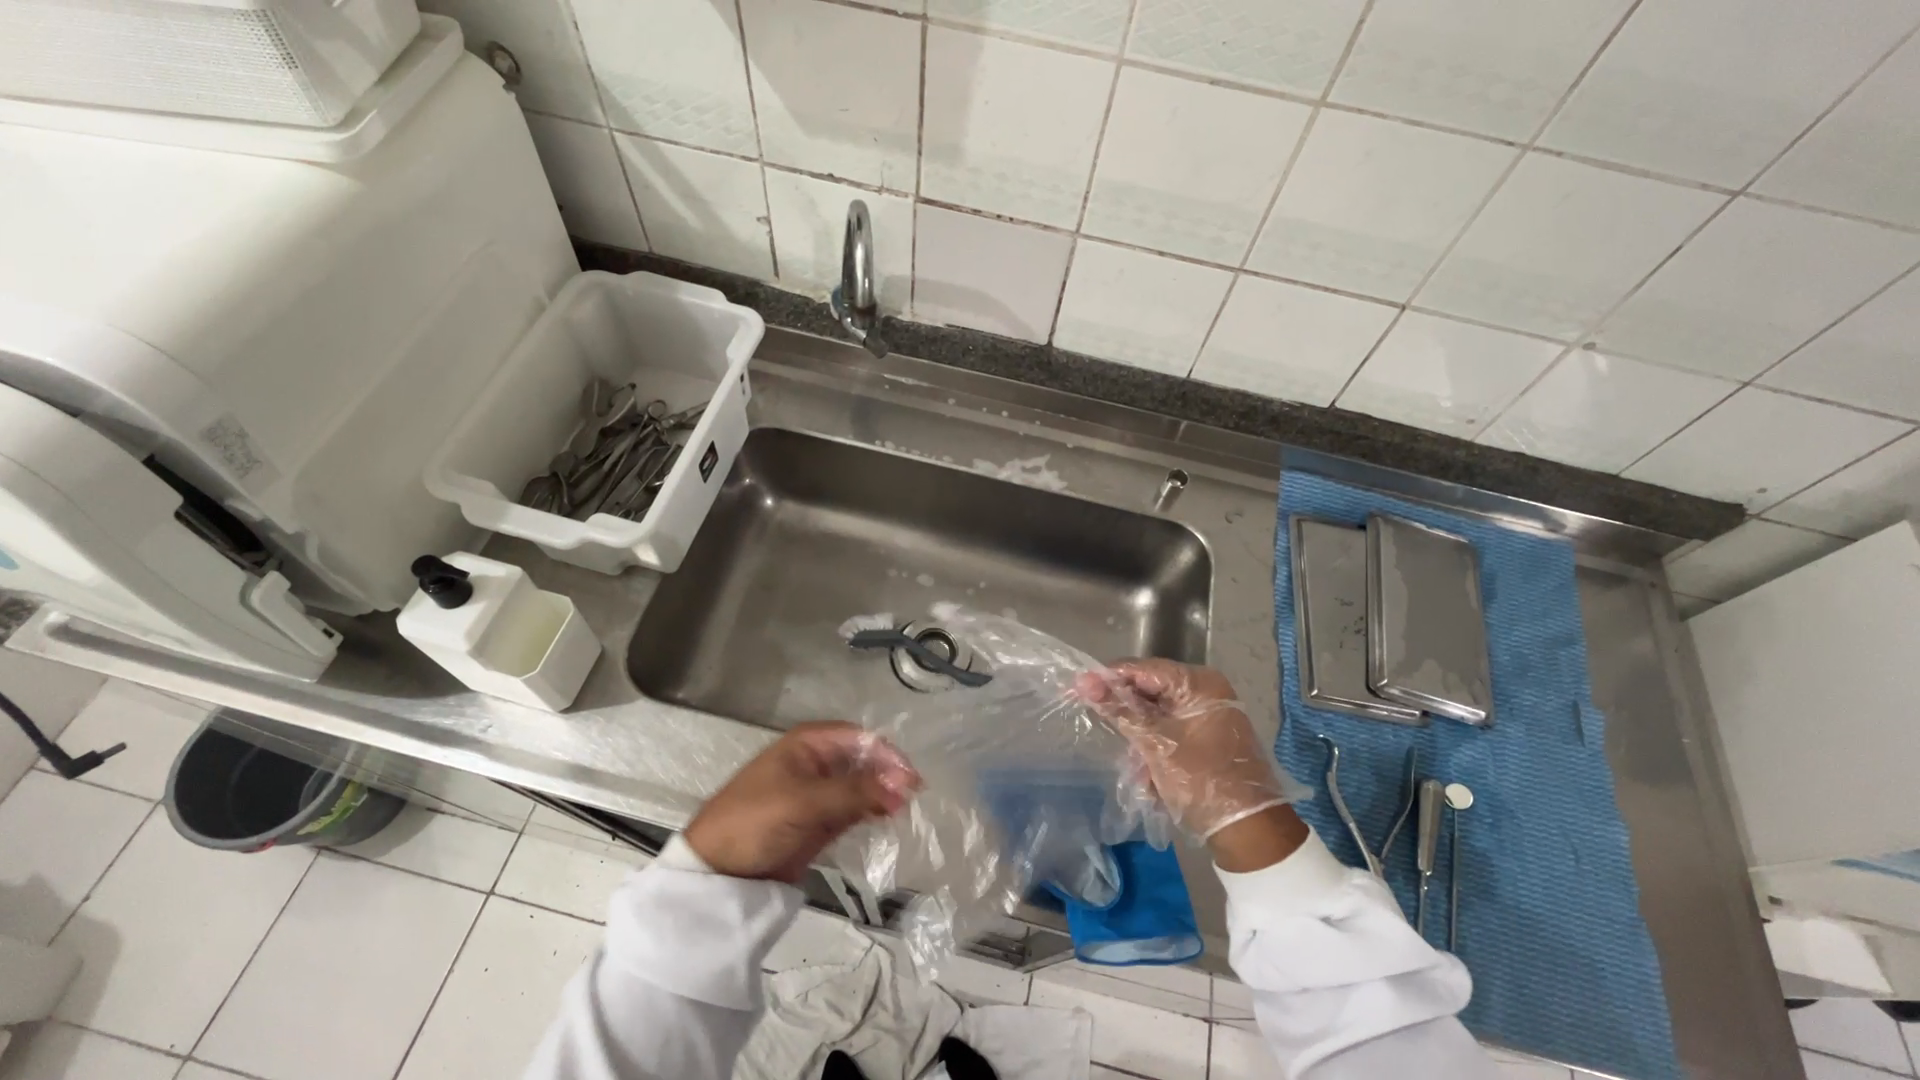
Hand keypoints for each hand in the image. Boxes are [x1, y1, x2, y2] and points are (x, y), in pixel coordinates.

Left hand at [684, 722, 919, 882]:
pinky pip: (855, 811)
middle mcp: (816, 764)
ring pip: (862, 787)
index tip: (910, 778)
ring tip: (905, 811)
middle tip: (913, 798)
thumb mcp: (804, 802)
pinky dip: (873, 813)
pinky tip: (889, 821)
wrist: (717, 873)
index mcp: (807, 745)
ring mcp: (819, 794)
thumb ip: (855, 792)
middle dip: (888, 774)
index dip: (886, 753)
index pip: (859, 738)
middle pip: (864, 761)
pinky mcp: (821, 823)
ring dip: (883, 795)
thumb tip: (905, 785)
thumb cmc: (754, 822)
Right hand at [1077, 659, 1299, 857]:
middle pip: (1149, 689)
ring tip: (1129, 760)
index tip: (1075, 689)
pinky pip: (1169, 730)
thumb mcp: (1154, 743)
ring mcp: (1207, 714)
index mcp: (1199, 683)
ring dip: (1138, 734)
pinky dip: (1153, 746)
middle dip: (1123, 710)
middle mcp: (1205, 691)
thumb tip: (1082, 681)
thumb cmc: (1201, 780)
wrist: (1247, 830)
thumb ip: (1119, 710)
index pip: (1142, 669)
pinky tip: (1146, 772)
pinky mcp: (1205, 736)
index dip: (1106, 678)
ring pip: (1156, 713)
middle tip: (1093, 721)